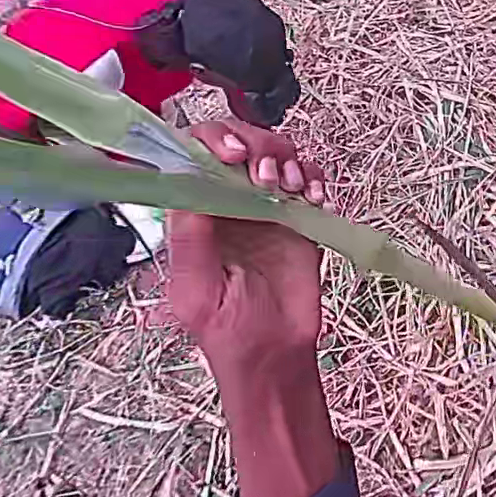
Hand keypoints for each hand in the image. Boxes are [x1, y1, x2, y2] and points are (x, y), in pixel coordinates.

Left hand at [169, 120, 329, 378]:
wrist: (275, 355)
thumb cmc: (228, 330)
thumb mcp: (195, 288)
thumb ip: (190, 237)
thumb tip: (182, 179)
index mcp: (197, 214)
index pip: (195, 157)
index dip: (212, 141)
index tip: (231, 155)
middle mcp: (229, 203)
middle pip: (240, 143)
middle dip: (255, 145)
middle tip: (264, 173)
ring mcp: (266, 207)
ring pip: (277, 154)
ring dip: (285, 159)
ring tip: (287, 187)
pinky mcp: (298, 218)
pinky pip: (308, 181)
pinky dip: (313, 179)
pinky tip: (312, 198)